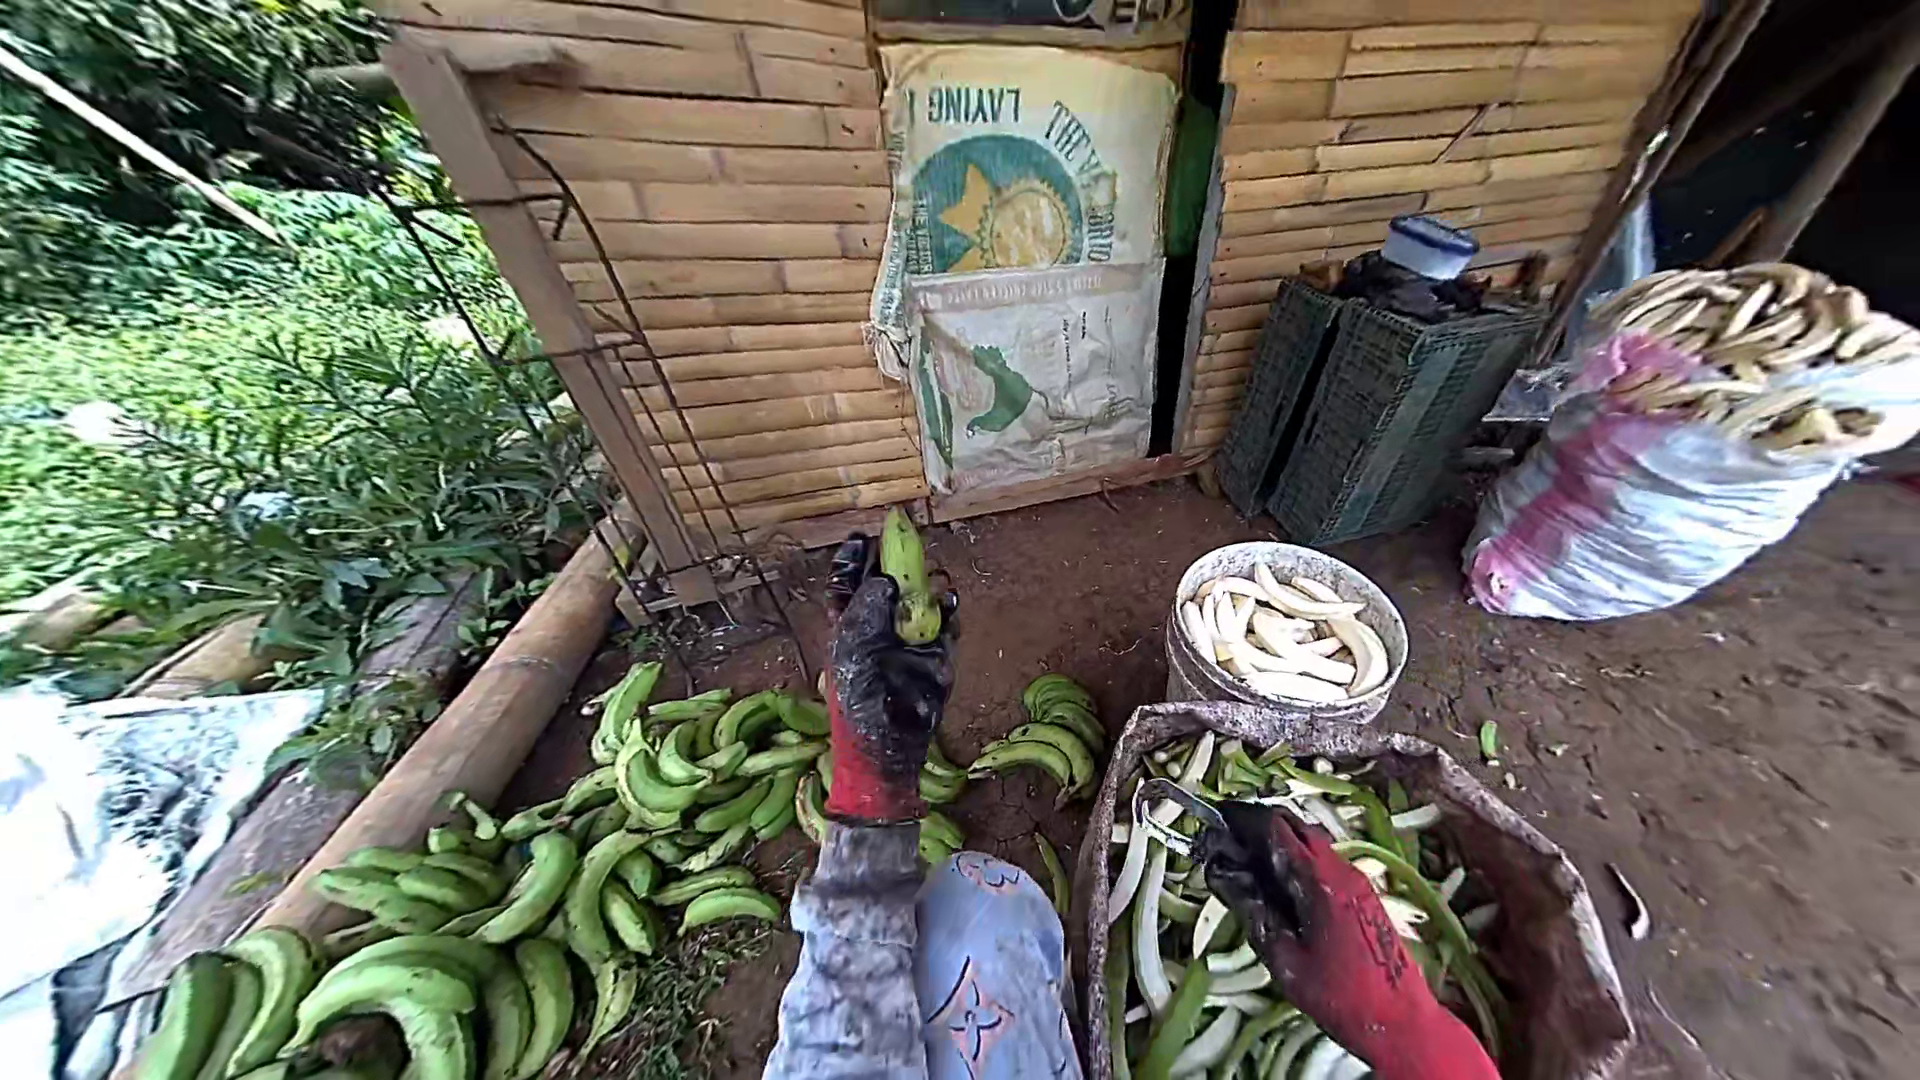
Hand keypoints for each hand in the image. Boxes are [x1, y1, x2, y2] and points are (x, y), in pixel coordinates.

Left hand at [820, 534, 952, 824]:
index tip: (862, 535)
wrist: (889, 739)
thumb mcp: (853, 644)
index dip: (854, 558)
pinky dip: (949, 609)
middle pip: (889, 582)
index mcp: (848, 623)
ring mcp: (908, 637)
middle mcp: (878, 625)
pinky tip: (948, 602)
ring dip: (928, 583)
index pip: (848, 582)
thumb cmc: (858, 693)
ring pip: (922, 598)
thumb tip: (886, 579)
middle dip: (899, 561)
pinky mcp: (937, 651)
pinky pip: (946, 622)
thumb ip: (868, 606)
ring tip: (933, 576)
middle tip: (908, 540)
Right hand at [1203, 803, 1497, 1079]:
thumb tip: (1219, 872)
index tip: (1216, 816)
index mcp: (1318, 879)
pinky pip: (1323, 855)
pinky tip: (1281, 880)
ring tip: (1250, 857)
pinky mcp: (1364, 892)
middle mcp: (1339, 868)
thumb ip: (1250, 909)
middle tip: (1230, 835)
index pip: (1272, 826)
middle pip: (1292, 822)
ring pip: (1310, 837)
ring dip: (1278, 836)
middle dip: (1257, 821)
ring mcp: (1356, 878)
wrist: (1409, 1028)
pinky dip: (1296, 853)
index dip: (1240, 817)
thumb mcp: (1283, 959)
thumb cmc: (1341, 997)